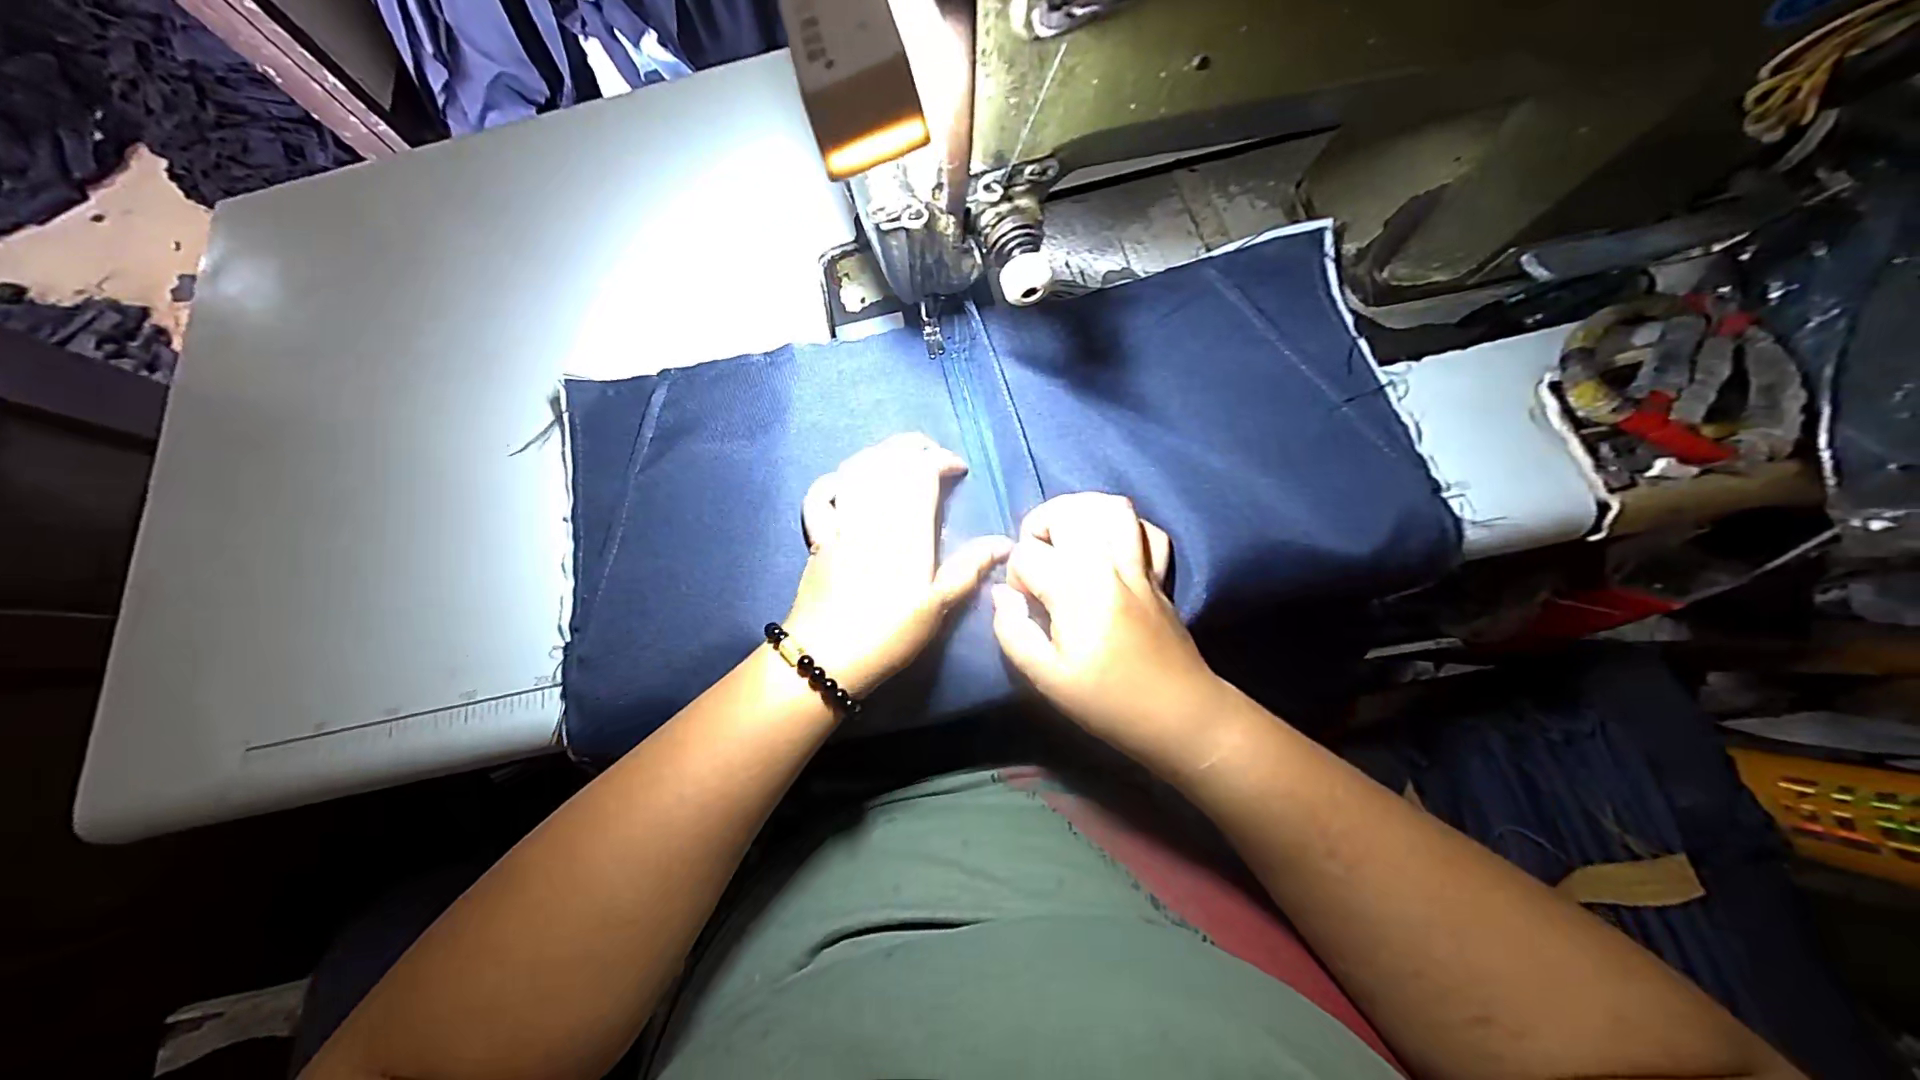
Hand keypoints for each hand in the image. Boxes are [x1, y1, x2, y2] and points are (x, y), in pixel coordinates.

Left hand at [783, 433, 1011, 697]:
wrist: (827, 656)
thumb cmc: (889, 634)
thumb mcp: (938, 606)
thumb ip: (969, 568)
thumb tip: (1005, 542)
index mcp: (907, 529)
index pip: (921, 472)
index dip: (940, 460)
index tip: (958, 469)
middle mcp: (873, 515)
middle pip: (889, 460)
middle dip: (912, 446)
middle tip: (932, 453)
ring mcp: (841, 523)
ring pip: (857, 468)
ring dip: (879, 454)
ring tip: (899, 458)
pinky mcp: (818, 536)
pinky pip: (820, 496)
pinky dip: (833, 481)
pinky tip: (846, 480)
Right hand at [990, 493, 1234, 771]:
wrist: (1180, 716)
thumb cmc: (1108, 702)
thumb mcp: (1047, 679)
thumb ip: (1014, 632)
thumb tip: (1001, 596)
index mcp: (1077, 590)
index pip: (1027, 553)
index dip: (1015, 576)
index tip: (1026, 606)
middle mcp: (1109, 566)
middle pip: (1070, 510)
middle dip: (1041, 525)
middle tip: (1038, 557)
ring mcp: (1140, 566)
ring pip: (1112, 507)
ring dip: (1081, 512)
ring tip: (1066, 540)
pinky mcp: (1160, 576)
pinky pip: (1147, 530)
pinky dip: (1124, 529)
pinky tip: (1108, 550)